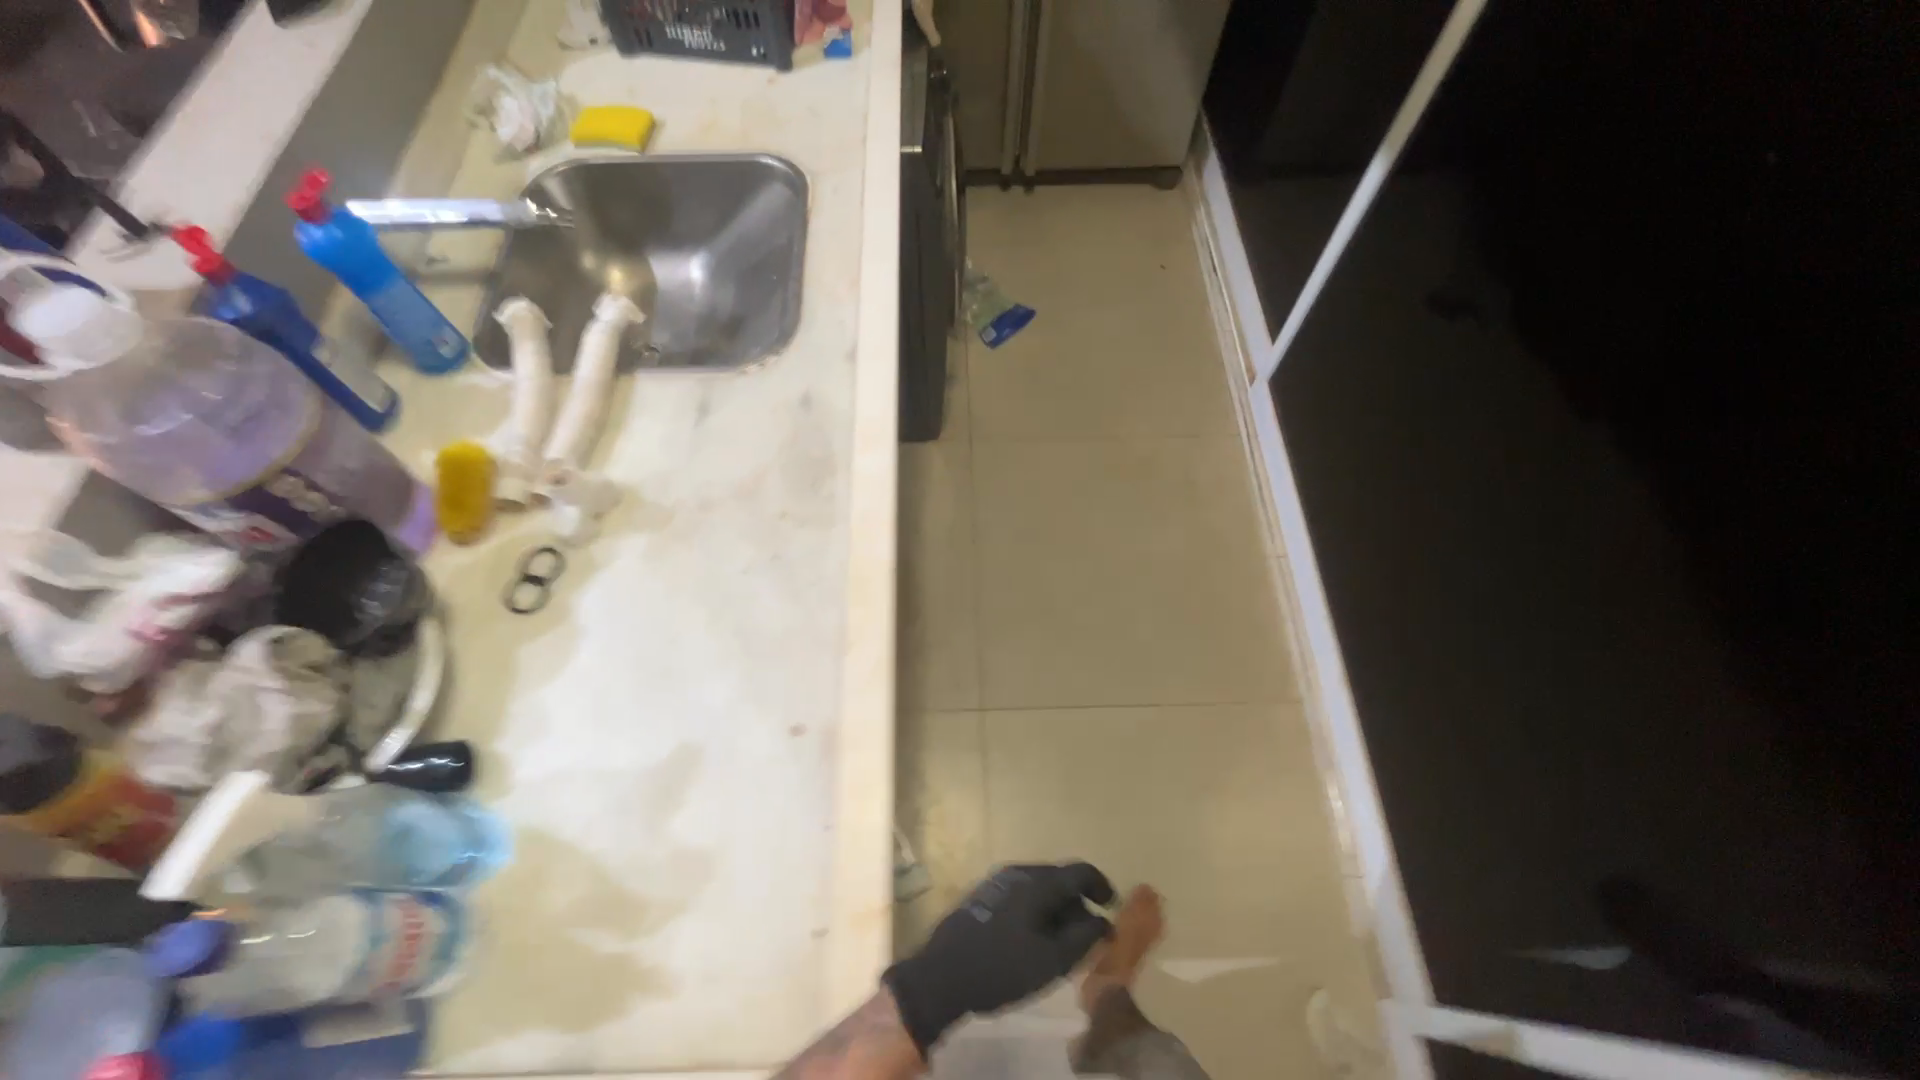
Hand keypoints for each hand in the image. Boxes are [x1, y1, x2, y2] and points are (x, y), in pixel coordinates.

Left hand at [882, 862, 1116, 1054]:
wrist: (940, 977)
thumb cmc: (1001, 969)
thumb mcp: (1051, 961)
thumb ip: (1084, 939)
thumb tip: (1104, 922)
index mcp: (1036, 882)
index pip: (1080, 871)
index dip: (1101, 887)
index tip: (1110, 908)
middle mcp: (1016, 873)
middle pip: (1058, 880)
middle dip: (1078, 906)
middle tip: (1086, 939)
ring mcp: (996, 883)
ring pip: (1038, 890)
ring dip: (1056, 912)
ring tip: (1060, 946)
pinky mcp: (982, 897)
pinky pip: (1020, 898)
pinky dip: (1036, 914)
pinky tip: (1033, 943)